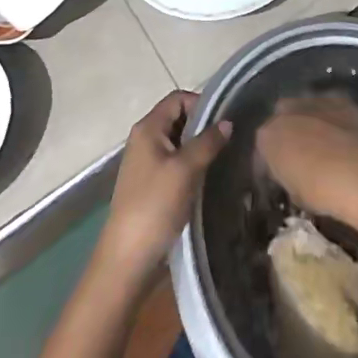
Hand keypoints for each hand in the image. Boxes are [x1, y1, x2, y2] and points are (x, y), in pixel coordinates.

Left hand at [98, 90, 230, 277]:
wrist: (127, 259)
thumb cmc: (155, 206)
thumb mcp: (185, 169)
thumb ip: (208, 141)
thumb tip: (228, 122)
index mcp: (148, 128)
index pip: (178, 99)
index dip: (202, 103)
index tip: (224, 121)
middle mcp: (145, 140)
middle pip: (179, 118)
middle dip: (204, 126)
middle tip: (229, 140)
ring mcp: (147, 163)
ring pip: (180, 142)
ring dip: (200, 147)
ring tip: (224, 158)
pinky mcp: (152, 184)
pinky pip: (176, 163)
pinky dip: (193, 165)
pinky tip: (209, 178)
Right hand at [256, 94, 357, 225]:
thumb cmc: (324, 192)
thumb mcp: (296, 194)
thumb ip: (287, 176)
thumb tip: (293, 173)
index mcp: (269, 135)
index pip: (261, 148)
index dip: (267, 164)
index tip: (275, 179)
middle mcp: (288, 109)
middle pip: (282, 118)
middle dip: (287, 133)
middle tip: (297, 157)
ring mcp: (317, 99)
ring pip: (306, 108)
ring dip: (310, 122)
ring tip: (321, 146)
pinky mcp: (345, 99)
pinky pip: (331, 109)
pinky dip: (333, 120)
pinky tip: (343, 139)